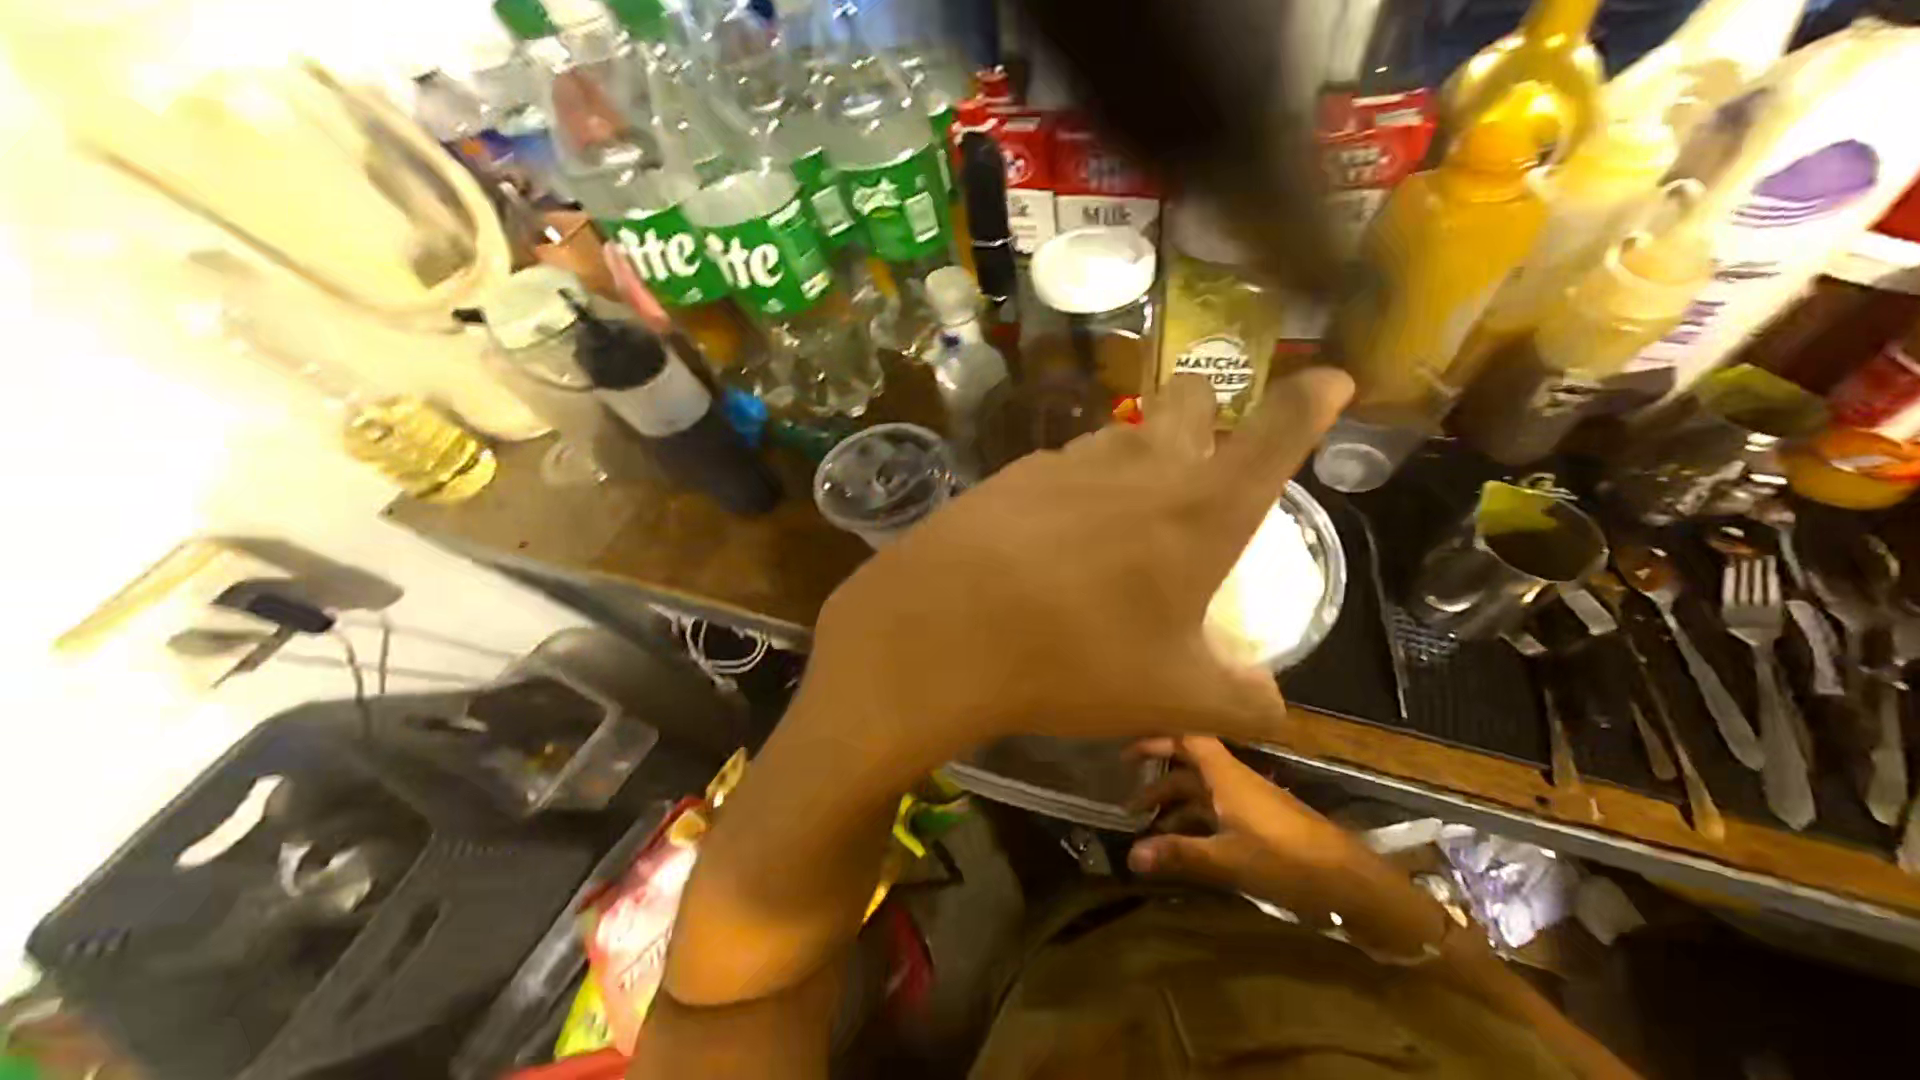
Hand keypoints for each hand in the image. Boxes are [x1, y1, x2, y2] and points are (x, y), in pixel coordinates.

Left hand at [800, 368, 1353, 770]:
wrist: (942, 631)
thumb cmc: (1075, 659)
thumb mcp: (1174, 697)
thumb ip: (1241, 702)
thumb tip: (1273, 709)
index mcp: (1203, 508)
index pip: (1281, 430)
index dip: (1314, 400)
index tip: (1331, 381)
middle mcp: (1143, 464)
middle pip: (1192, 399)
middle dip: (1208, 415)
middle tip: (1201, 465)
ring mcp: (1071, 460)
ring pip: (1124, 432)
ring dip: (1139, 457)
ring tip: (1123, 521)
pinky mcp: (1013, 472)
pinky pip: (1064, 466)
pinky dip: (1076, 490)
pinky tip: (1052, 541)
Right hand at [1127, 735, 1451, 957]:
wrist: (1350, 882)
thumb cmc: (1285, 859)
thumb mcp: (1227, 859)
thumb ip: (1180, 854)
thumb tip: (1131, 855)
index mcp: (1227, 775)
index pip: (1187, 739)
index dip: (1157, 739)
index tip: (1128, 752)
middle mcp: (1236, 780)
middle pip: (1190, 767)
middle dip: (1158, 781)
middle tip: (1128, 800)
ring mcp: (1250, 801)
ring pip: (1203, 792)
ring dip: (1175, 805)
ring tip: (1148, 829)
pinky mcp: (1262, 823)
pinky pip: (1218, 811)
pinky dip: (1195, 822)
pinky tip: (1184, 845)